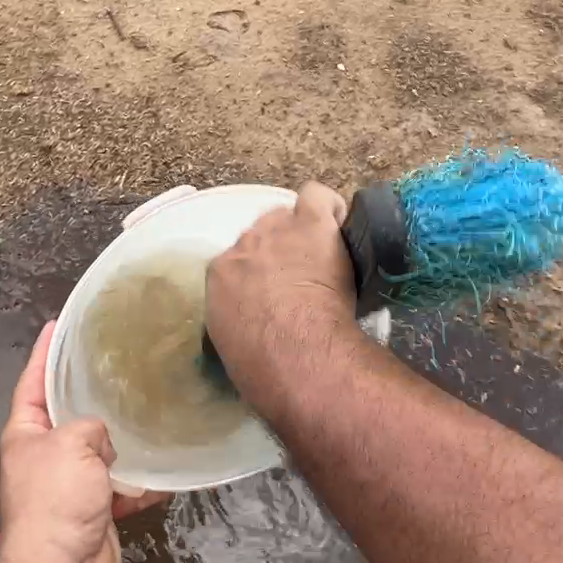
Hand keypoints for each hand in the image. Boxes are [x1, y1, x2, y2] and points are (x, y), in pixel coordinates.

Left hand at [0, 322, 168, 562]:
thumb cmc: (56, 499)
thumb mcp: (72, 444)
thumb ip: (91, 427)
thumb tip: (103, 441)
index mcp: (26, 432)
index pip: (34, 380)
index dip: (45, 351)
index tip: (57, 324)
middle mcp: (43, 454)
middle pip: (68, 414)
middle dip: (89, 393)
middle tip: (116, 363)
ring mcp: (68, 484)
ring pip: (98, 451)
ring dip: (121, 440)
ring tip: (147, 410)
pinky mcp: (93, 510)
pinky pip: (120, 488)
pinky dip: (139, 483)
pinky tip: (164, 471)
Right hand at [205, 181, 360, 408]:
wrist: (292, 352)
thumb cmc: (262, 365)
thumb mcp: (234, 346)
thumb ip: (239, 322)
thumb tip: (253, 326)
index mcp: (219, 275)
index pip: (239, 262)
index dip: (261, 275)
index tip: (277, 293)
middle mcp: (242, 246)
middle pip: (262, 233)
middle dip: (281, 250)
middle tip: (302, 276)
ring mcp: (276, 231)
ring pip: (291, 213)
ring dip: (306, 233)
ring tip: (327, 258)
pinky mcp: (310, 224)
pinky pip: (318, 197)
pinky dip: (333, 210)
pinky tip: (343, 230)